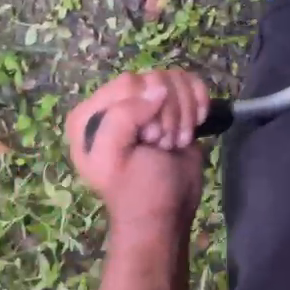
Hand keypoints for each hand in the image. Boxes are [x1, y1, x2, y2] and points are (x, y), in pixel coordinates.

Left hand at [66, 70, 209, 233]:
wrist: (168, 211)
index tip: (148, 139)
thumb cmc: (136, 190)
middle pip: (155, 79)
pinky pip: (191, 82)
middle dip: (168, 111)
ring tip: (176, 140)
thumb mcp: (112, 158)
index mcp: (90, 116)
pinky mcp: (173, 105)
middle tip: (163, 142)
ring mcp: (145, 102)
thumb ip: (122, 118)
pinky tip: (196, 123)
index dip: (145, 108)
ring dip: (184, 111)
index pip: (129, 83)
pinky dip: (199, 101)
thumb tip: (159, 91)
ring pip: (175, 79)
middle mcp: (115, 103)